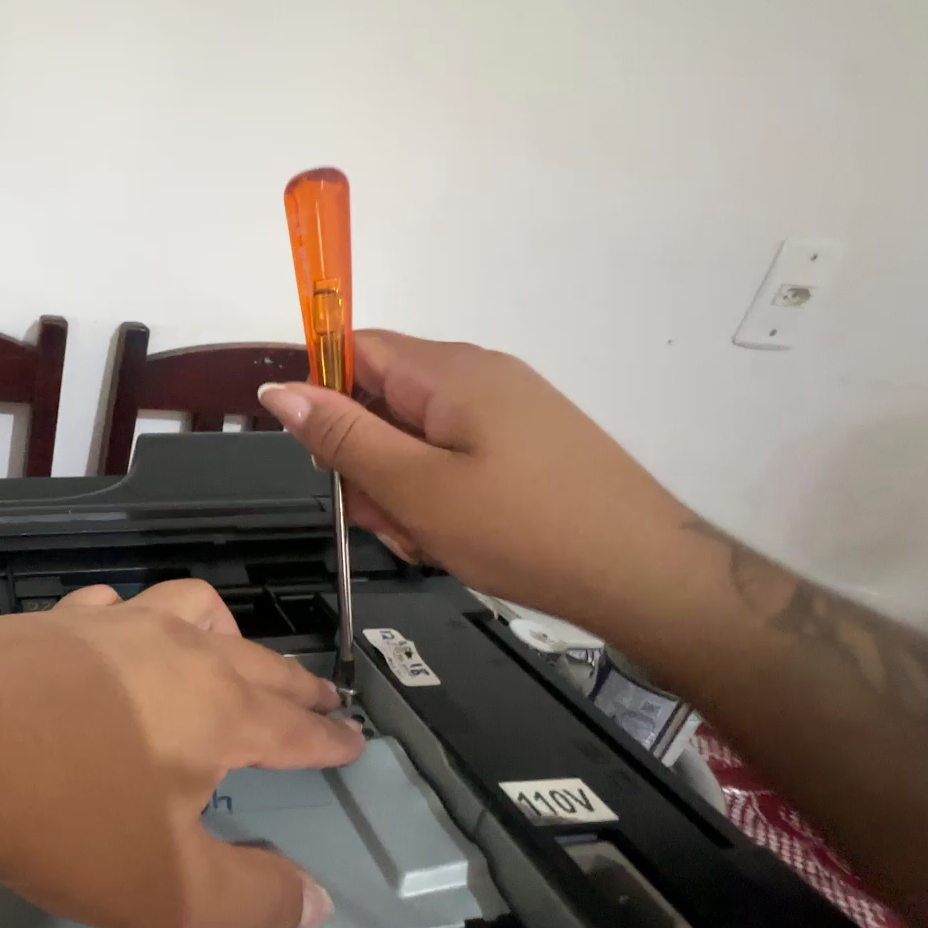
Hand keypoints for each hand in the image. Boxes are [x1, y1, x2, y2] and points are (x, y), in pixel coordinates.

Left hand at [0, 580, 361, 927]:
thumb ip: (254, 900)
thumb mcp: (171, 890)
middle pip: (254, 659)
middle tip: (315, 697)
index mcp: (217, 711)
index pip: (292, 725)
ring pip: (189, 606)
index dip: (327, 737)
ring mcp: (113, 625)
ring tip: (224, 649)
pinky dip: (132, 618)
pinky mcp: (56, 618)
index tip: (350, 737)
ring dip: (220, 629)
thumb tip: (312, 900)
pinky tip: (115, 634)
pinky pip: (113, 605)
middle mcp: (175, 651)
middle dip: (292, 683)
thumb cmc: (64, 814)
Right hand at [256, 330, 695, 628]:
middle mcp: (477, 375)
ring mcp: (505, 409)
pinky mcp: (523, 442)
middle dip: (362, 454)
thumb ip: (340, 435)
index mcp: (449, 372)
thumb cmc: (524, 530)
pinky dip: (432, 489)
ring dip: (396, 481)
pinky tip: (447, 533)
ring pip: (411, 432)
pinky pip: (449, 452)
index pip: (354, 348)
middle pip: (380, 395)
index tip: (321, 454)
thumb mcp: (413, 487)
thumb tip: (278, 387)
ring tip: (421, 535)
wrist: (649, 580)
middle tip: (380, 515)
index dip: (320, 391)